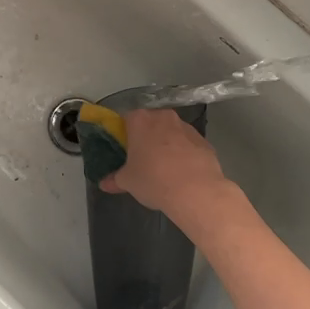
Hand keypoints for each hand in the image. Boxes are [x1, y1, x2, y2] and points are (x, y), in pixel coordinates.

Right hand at [100, 109, 246, 229]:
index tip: (124, 150)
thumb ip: (115, 179)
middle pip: (150, 123)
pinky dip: (184, 154)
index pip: (126, 119)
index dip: (124, 134)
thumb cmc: (154, 180)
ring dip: (167, 145)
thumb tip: (105, 184)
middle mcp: (163, 117)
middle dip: (146, 138)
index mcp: (140, 120)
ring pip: (171, 133)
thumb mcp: (128, 182)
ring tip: (164, 169)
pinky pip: (188, 145)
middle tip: (142, 159)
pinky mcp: (205, 141)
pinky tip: (182, 174)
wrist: (196, 191)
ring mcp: (187, 127)